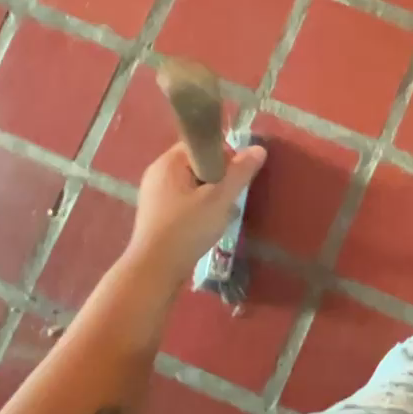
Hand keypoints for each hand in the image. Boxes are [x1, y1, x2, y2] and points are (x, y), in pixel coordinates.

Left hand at [127, 141, 266, 280]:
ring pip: (192, 185)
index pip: (202, 144)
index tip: (234, 179)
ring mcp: (153, 194)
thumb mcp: (220, 199)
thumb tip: (259, 149)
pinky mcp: (155, 213)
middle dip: (219, 180)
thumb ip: (240, 173)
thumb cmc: (187, 229)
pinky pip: (183, 201)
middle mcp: (157, 172)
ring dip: (210, 197)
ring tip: (218, 217)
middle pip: (198, 164)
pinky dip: (197, 209)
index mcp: (168, 162)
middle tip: (229, 200)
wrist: (155, 269)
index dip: (224, 157)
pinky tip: (204, 227)